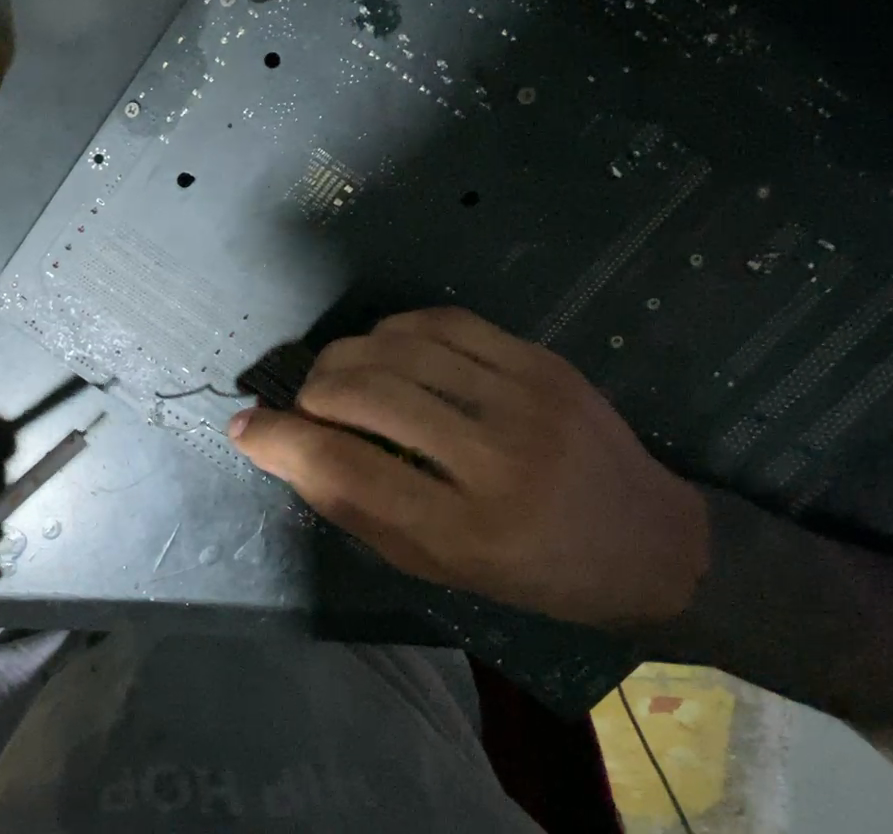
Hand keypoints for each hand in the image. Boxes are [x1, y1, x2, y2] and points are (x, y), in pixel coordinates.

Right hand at [228, 307, 709, 626]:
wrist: (649, 544)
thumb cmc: (527, 571)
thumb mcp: (430, 563)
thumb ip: (348, 504)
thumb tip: (273, 443)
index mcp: (465, 528)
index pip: (343, 466)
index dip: (277, 440)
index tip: (243, 427)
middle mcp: (497, 457)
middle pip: (362, 392)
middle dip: (309, 395)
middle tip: (305, 411)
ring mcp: (526, 398)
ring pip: (394, 347)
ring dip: (342, 359)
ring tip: (339, 381)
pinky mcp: (542, 361)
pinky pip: (440, 321)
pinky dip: (391, 332)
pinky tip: (386, 353)